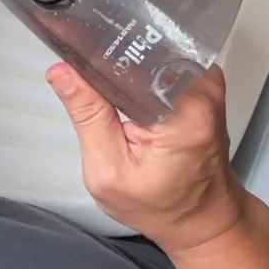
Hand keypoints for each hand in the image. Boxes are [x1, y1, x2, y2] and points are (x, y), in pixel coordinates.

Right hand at [46, 63, 267, 256]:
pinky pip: (162, 64)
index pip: (130, 60)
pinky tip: (120, 86)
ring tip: (97, 81)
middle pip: (143, 51)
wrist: (204, 219)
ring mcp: (207, 84)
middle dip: (107, 57)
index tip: (68, 48)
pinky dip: (138, 71)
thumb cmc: (161, 205)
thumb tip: (61, 72)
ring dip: (122, 64)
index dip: (95, 54)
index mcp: (182, 111)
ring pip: (151, 54)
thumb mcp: (108, 171)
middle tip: (78, 73)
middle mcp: (202, 89)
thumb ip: (87, 116)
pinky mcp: (204, 85)